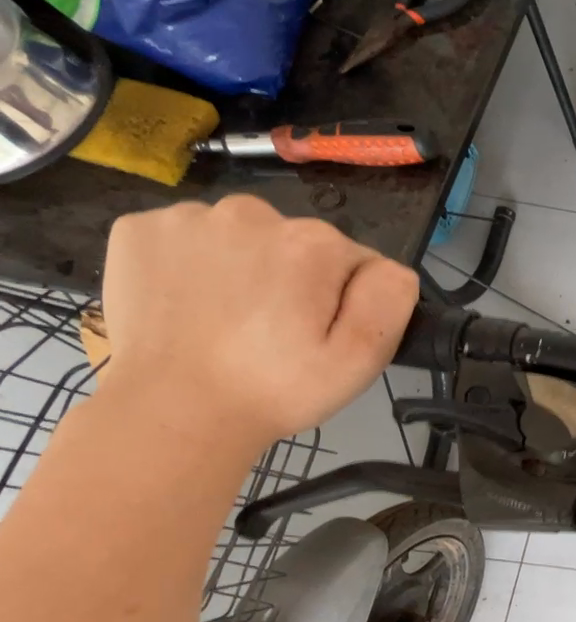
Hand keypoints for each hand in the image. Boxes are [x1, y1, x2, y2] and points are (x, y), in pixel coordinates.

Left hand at [99, 195, 415, 455]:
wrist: (175, 408)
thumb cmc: (279, 388)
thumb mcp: (363, 357)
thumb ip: (390, 299)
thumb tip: (387, 269)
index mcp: (312, 243)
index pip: (359, 261)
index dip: (350, 300)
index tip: (325, 333)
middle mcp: (251, 212)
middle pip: (301, 243)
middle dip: (301, 279)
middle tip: (283, 331)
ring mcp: (186, 217)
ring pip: (247, 238)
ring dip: (251, 268)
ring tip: (238, 319)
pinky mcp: (139, 228)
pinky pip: (192, 238)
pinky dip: (198, 264)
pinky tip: (197, 303)